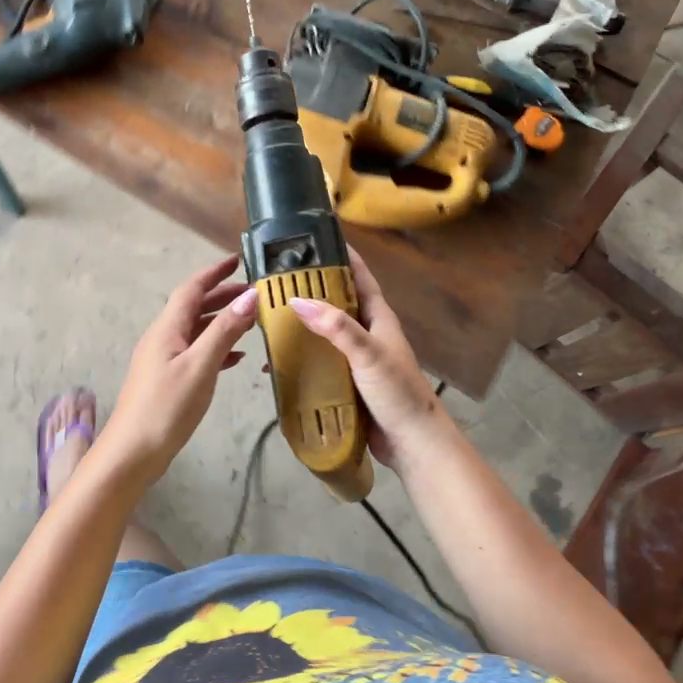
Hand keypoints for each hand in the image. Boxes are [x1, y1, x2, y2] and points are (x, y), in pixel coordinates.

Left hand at [102, 255, 259, 480]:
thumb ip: (225, 330)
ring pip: (196, 330)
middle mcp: (163, 338)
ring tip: (251, 321)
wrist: (132, 453)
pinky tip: (236, 357)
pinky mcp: (167, 381)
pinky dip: (217, 348)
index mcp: (167, 329)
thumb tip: (250, 295)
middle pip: (194, 307)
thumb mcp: (200, 366)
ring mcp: (163, 360)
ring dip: (221, 321)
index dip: (214, 273)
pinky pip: (195, 353)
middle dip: (223, 296)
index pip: (192, 289)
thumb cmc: (166, 407)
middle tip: (254, 292)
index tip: (238, 260)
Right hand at [288, 248, 457, 471]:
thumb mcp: (367, 354)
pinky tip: (279, 364)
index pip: (360, 278)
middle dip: (312, 291)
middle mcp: (368, 334)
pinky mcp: (348, 383)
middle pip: (337, 304)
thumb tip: (297, 300)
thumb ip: (336, 327)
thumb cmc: (397, 392)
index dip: (343, 258)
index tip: (318, 240)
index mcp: (379, 319)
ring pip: (326, 335)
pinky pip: (321, 363)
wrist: (412, 442)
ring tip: (270, 319)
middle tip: (278, 281)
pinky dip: (303, 359)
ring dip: (303, 327)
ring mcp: (358, 360)